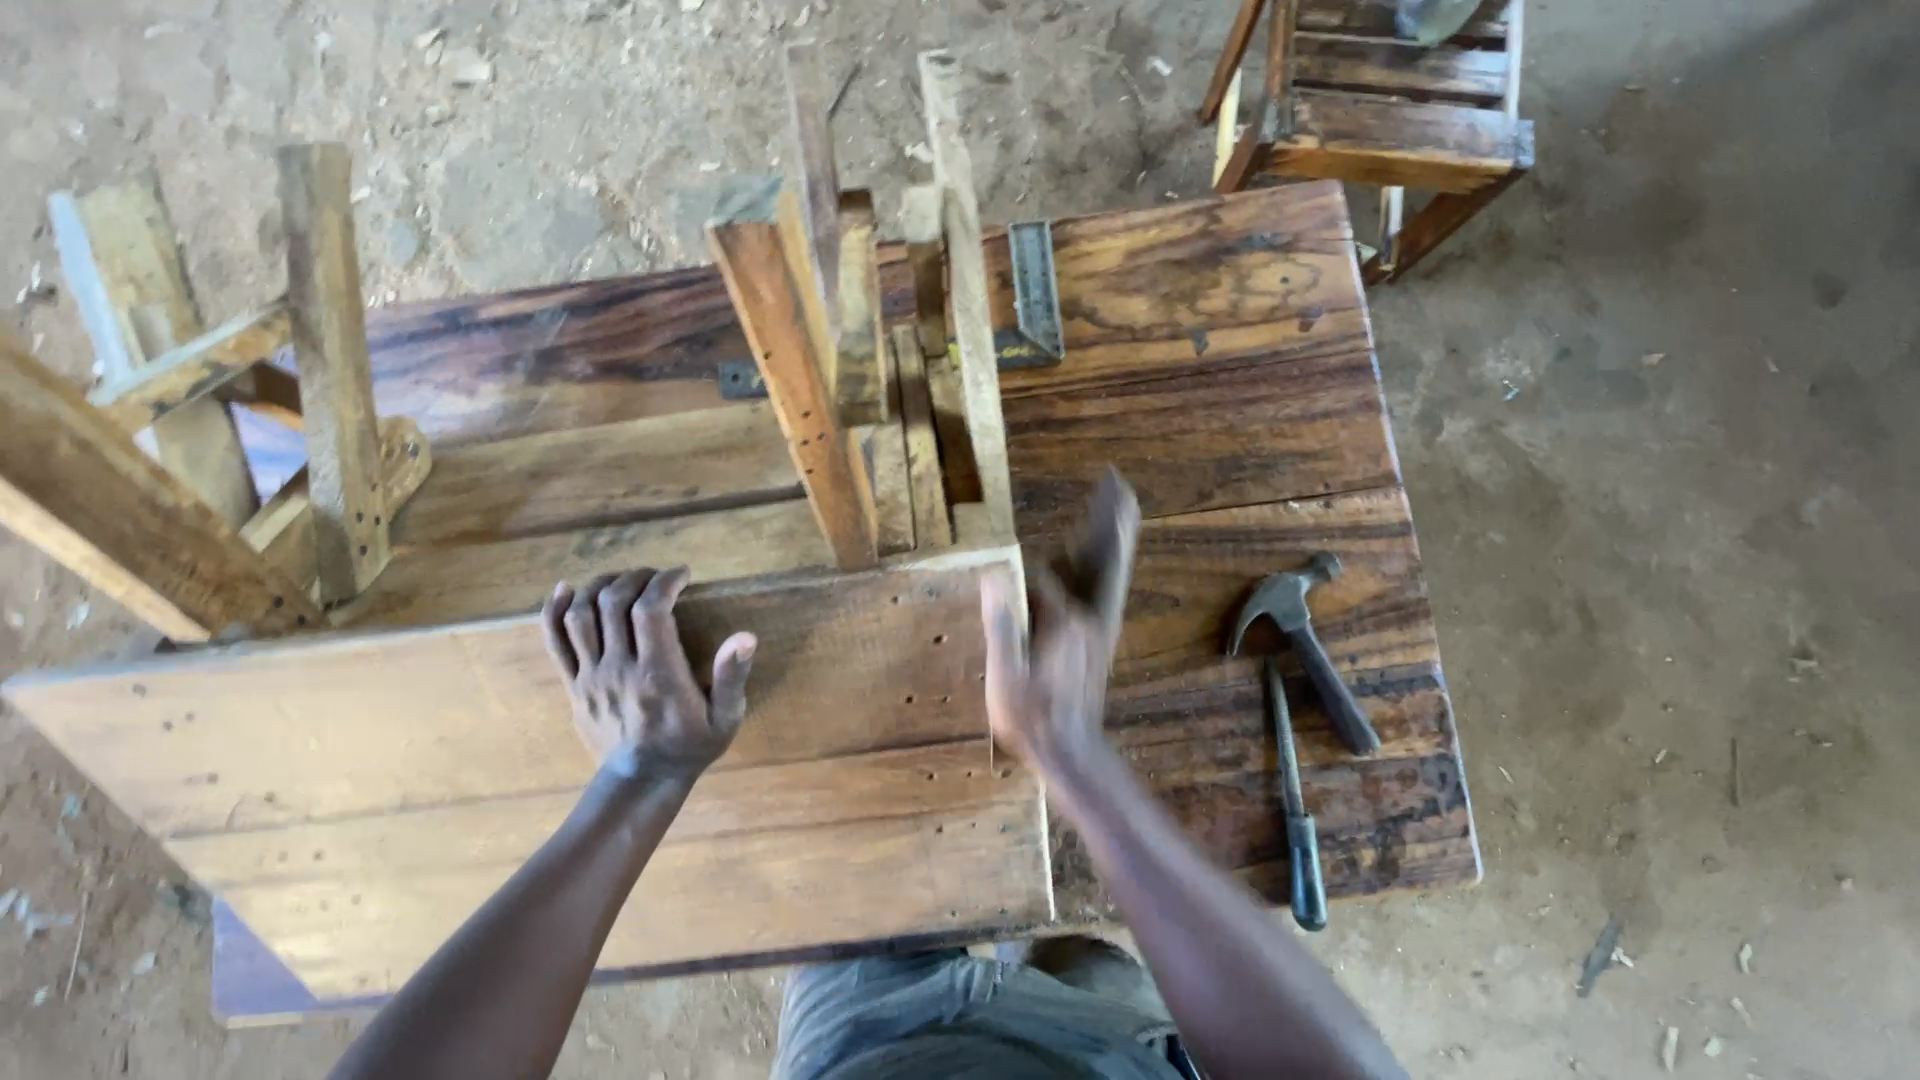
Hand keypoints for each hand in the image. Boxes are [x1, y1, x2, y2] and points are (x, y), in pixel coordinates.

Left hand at [542, 567, 756, 785]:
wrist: (641, 782)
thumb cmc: (690, 746)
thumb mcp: (725, 717)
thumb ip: (732, 676)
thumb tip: (745, 637)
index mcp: (659, 674)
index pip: (651, 609)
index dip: (665, 582)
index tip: (683, 575)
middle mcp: (620, 669)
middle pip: (614, 603)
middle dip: (637, 578)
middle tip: (658, 577)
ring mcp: (591, 676)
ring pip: (581, 614)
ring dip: (601, 586)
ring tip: (624, 581)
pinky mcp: (573, 685)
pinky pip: (555, 641)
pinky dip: (554, 610)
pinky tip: (565, 589)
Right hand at [979, 470, 1139, 775]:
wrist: (1071, 754)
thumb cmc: (1032, 720)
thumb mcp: (1006, 677)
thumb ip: (1002, 624)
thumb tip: (993, 574)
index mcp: (1066, 623)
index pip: (1043, 577)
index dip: (1020, 574)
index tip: (1000, 571)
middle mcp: (1091, 619)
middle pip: (1102, 557)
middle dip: (1108, 518)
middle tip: (1117, 480)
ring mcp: (1099, 629)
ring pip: (1108, 571)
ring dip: (1110, 535)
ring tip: (1115, 501)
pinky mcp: (1100, 640)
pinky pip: (1106, 589)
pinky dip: (1105, 563)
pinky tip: (1090, 555)